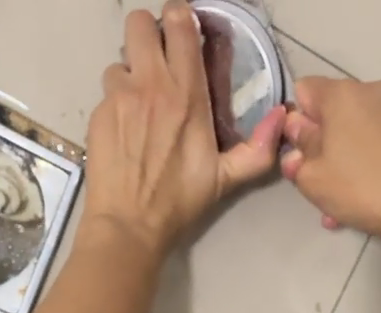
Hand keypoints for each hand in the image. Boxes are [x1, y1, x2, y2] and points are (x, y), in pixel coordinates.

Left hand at [81, 1, 283, 258]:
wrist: (130, 224)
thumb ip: (256, 150)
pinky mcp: (99, 113)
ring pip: (121, 59)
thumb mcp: (225, 180)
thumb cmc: (179, 203)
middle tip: (158, 59)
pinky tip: (126, 130)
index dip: (181, 19)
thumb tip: (281, 119)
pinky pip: (108, 92)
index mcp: (186, 95)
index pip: (179, 25)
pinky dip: (118, 103)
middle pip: (139, 23)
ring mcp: (120, 97)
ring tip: (140, 102)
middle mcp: (150, 86)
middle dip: (150, 33)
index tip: (185, 32)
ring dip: (131, 73)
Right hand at [279, 77, 380, 243]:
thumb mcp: (312, 179)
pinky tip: (367, 194)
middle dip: (321, 144)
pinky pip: (378, 141)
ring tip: (343, 197)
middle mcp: (369, 90)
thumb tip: (296, 136)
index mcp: (340, 93)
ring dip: (344, 159)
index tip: (300, 152)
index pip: (303, 91)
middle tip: (321, 181)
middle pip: (332, 112)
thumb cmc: (360, 188)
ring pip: (356, 131)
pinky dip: (368, 162)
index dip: (296, 122)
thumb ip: (296, 154)